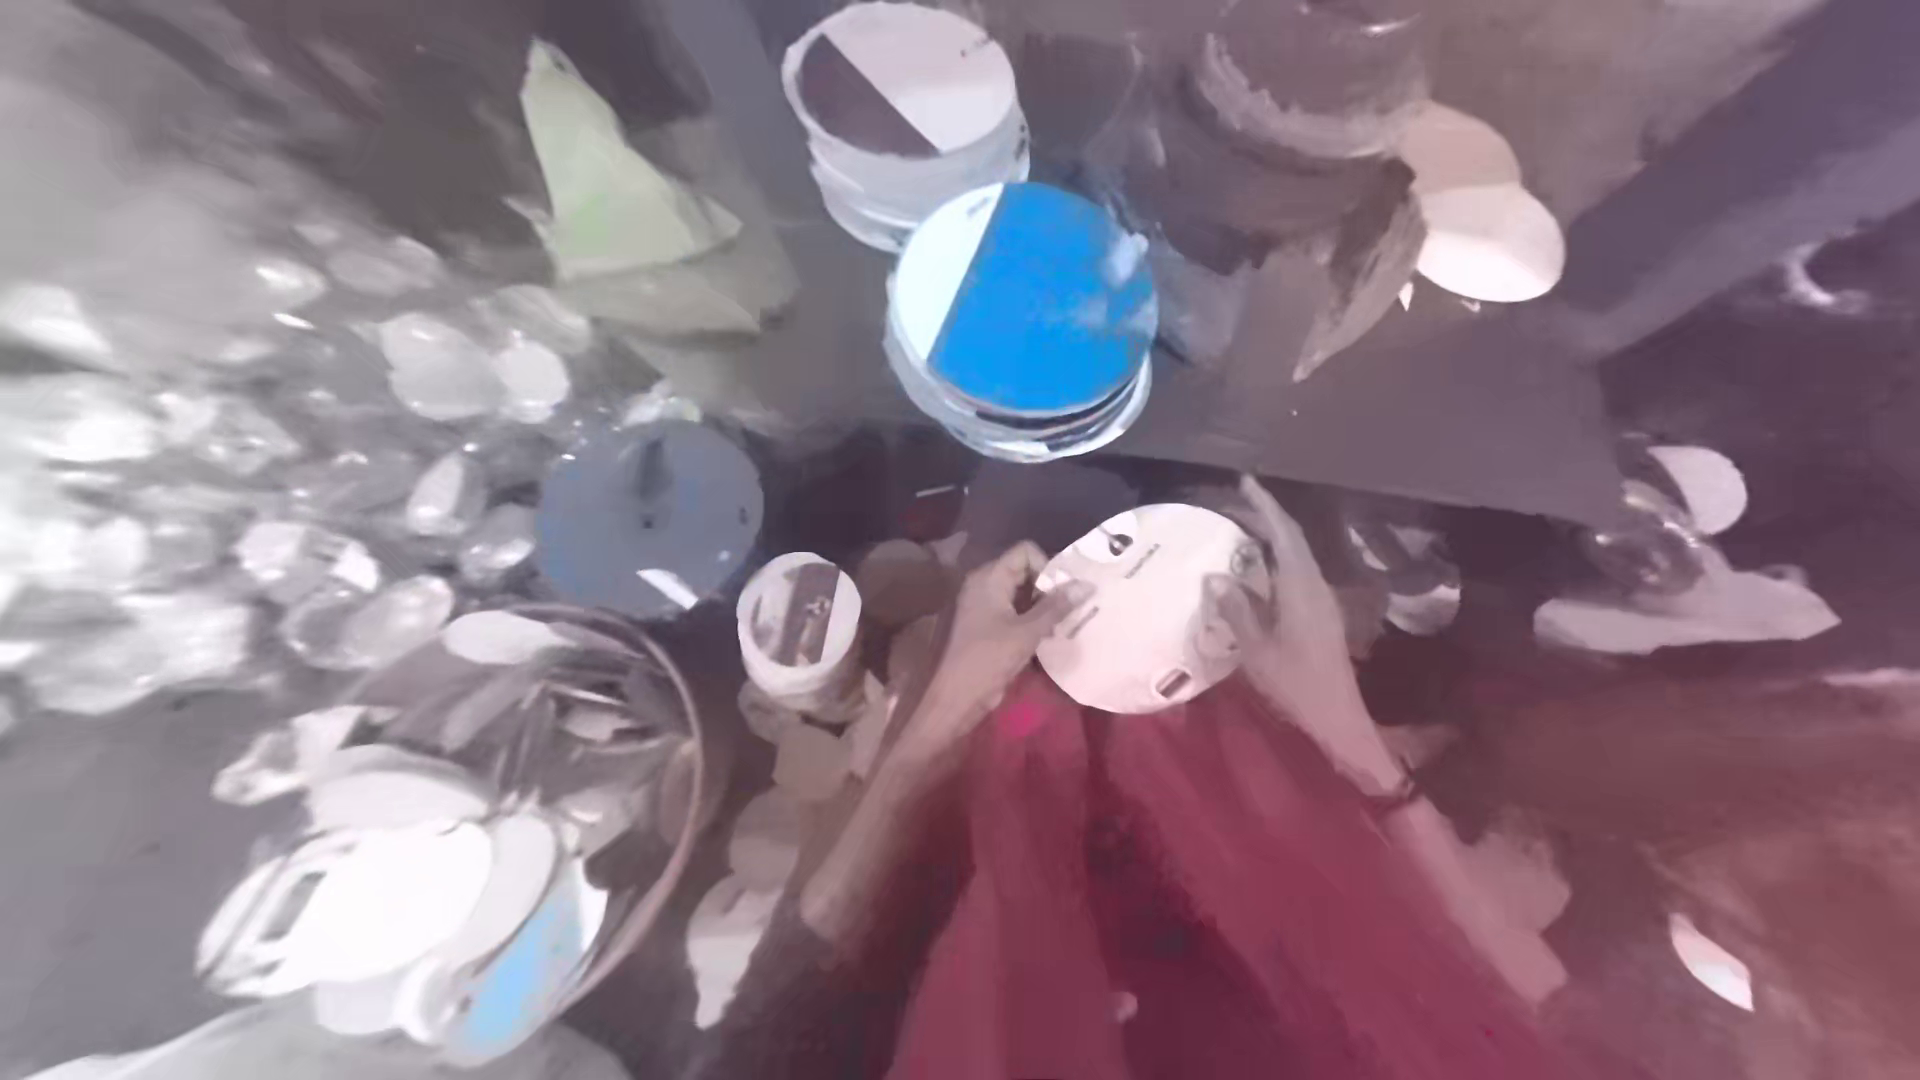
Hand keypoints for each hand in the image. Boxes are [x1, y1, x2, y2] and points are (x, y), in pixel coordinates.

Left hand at [902, 542, 1090, 762]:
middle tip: (1070, 608)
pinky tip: (1049, 632)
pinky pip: (1015, 608)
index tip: (1061, 593)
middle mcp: (985, 583)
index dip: (1047, 567)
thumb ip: (1057, 606)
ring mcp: (985, 603)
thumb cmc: (989, 659)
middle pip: (1025, 569)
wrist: (958, 695)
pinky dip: (1033, 616)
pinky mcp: (988, 622)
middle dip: (1049, 586)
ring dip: (1043, 603)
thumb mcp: (1028, 632)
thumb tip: (1087, 584)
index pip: (1025, 551)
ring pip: (1022, 590)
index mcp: (989, 577)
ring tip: (1064, 621)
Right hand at [1206, 475, 1401, 791]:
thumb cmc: (1296, 683)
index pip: (1285, 534)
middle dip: (1264, 516)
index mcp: (1301, 589)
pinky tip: (1252, 566)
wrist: (1338, 716)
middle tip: (1230, 503)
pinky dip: (1272, 557)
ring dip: (1269, 536)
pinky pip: (1293, 570)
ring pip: (1293, 554)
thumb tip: (1213, 577)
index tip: (1245, 482)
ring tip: (1237, 527)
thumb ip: (1237, 610)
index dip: (1265, 505)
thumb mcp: (1256, 649)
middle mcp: (1315, 586)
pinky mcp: (1318, 611)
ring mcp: (1320, 599)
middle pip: (1291, 539)